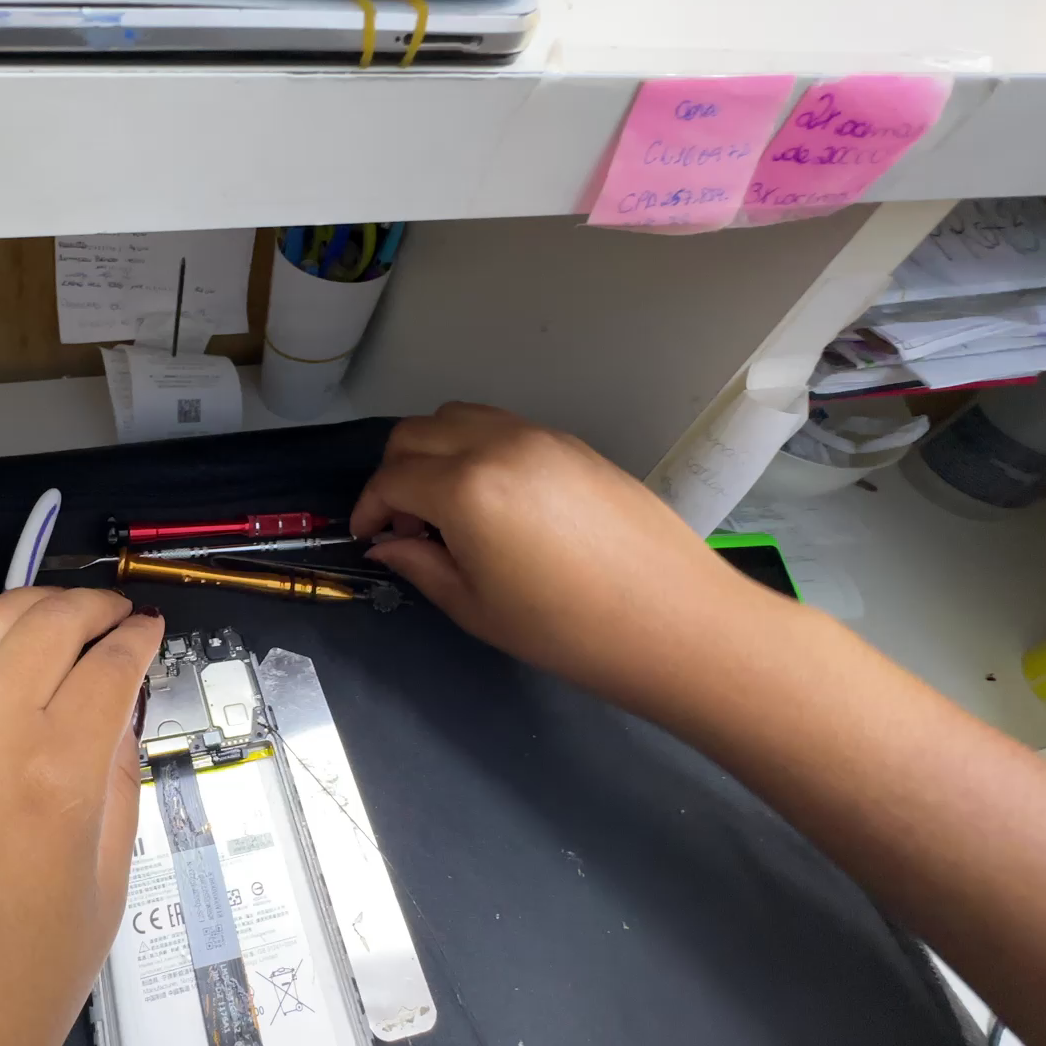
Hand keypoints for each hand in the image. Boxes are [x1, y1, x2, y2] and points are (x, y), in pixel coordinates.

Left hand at [0, 587, 163, 1045]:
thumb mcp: (96, 902)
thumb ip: (116, 792)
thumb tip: (115, 723)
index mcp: (50, 779)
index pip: (107, 667)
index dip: (139, 639)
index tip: (152, 628)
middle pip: (45, 623)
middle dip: (92, 605)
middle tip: (118, 612)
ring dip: (34, 609)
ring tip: (65, 617)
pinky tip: (5, 677)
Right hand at [352, 403, 771, 698]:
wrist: (677, 623)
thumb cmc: (565, 628)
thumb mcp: (474, 606)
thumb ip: (418, 565)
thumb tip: (385, 546)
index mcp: (465, 488)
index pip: (390, 479)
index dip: (368, 509)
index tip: (369, 538)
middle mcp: (495, 445)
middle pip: (414, 434)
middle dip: (393, 474)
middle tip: (405, 524)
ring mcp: (538, 437)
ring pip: (456, 417)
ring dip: (432, 452)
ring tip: (446, 505)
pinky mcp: (571, 443)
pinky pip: (500, 427)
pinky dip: (473, 448)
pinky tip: (493, 499)